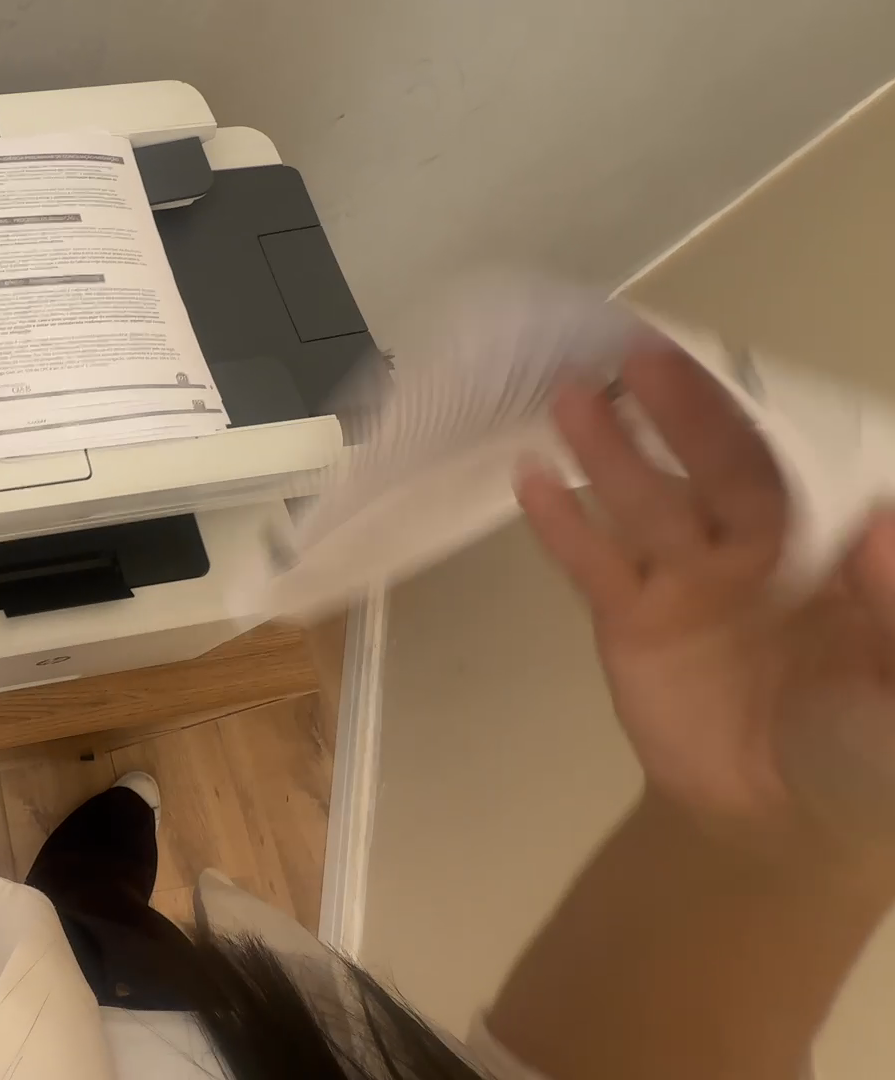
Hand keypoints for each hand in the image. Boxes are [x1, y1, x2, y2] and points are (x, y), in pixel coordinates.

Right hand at [516, 345, 894, 873]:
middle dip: (680, 415)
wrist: (783, 817)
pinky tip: (531, 481)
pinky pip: (591, 563)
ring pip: (644, 504)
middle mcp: (759, 552)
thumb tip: (872, 515)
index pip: (800, 467)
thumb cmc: (877, 751)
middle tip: (636, 358)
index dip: (767, 416)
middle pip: (715, 470)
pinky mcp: (626, 617)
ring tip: (569, 400)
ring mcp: (685, 583)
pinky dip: (561, 525)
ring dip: (608, 453)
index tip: (725, 363)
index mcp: (838, 554)